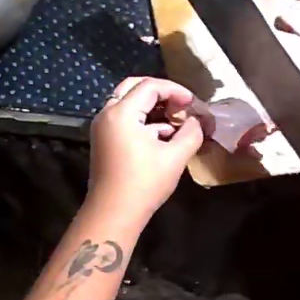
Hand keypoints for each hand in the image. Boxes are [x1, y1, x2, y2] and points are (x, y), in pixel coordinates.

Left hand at [87, 77, 204, 223]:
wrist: (113, 213)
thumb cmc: (144, 184)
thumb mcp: (175, 157)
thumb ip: (191, 133)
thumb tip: (196, 121)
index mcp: (121, 113)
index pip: (150, 86)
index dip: (175, 90)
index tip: (193, 104)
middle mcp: (107, 114)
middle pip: (134, 87)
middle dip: (161, 93)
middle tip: (182, 104)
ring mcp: (103, 128)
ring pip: (129, 103)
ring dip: (153, 107)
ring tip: (177, 120)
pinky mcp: (105, 140)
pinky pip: (125, 118)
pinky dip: (144, 120)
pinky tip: (165, 135)